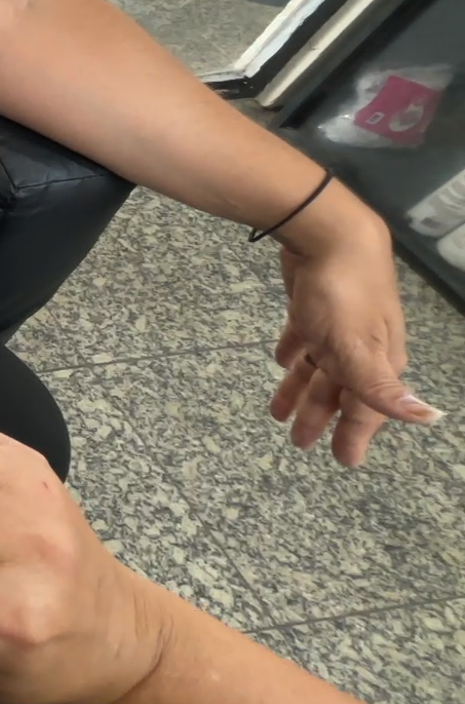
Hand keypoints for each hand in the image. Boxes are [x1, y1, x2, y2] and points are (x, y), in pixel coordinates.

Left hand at [269, 221, 441, 465]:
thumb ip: (379, 383)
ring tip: (275, 413)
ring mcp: (335, 329)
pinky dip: (293, 353)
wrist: (330, 242)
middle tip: (295, 441)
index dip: (354, 435)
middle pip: (336, 392)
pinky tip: (282, 361)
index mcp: (374, 362)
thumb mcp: (355, 345)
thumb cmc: (342, 296)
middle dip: (317, 417)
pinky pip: (302, 339)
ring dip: (297, 390)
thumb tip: (427, 418)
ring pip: (315, 369)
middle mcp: (359, 349)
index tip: (342, 461)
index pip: (365, 409)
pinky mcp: (311, 311)